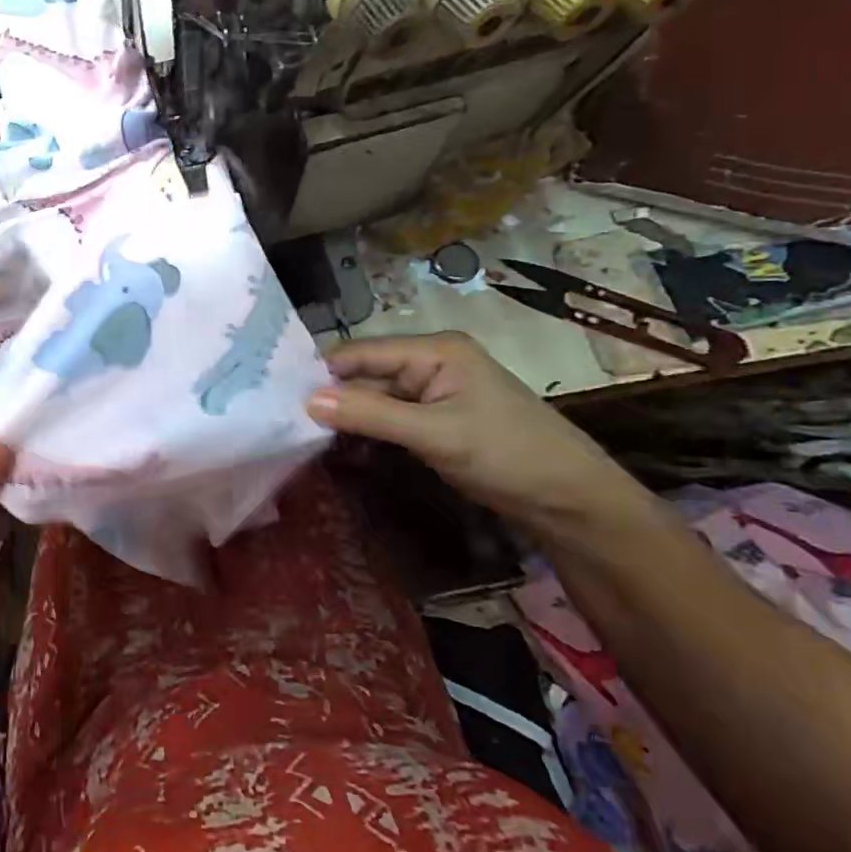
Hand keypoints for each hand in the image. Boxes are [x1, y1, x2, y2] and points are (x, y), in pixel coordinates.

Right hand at [307, 334, 657, 535]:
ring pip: (374, 400)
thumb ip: (371, 414)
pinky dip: (367, 434)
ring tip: (305, 439)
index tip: (279, 396)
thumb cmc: (508, 455)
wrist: (571, 501)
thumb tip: (307, 400)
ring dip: (348, 419)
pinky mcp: (436, 421)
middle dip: (332, 399)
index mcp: (435, 351)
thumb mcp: (435, 433)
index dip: (323, 372)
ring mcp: (434, 393)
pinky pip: (389, 420)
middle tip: (286, 424)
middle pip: (366, 375)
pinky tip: (343, 451)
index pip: (362, 352)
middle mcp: (430, 363)